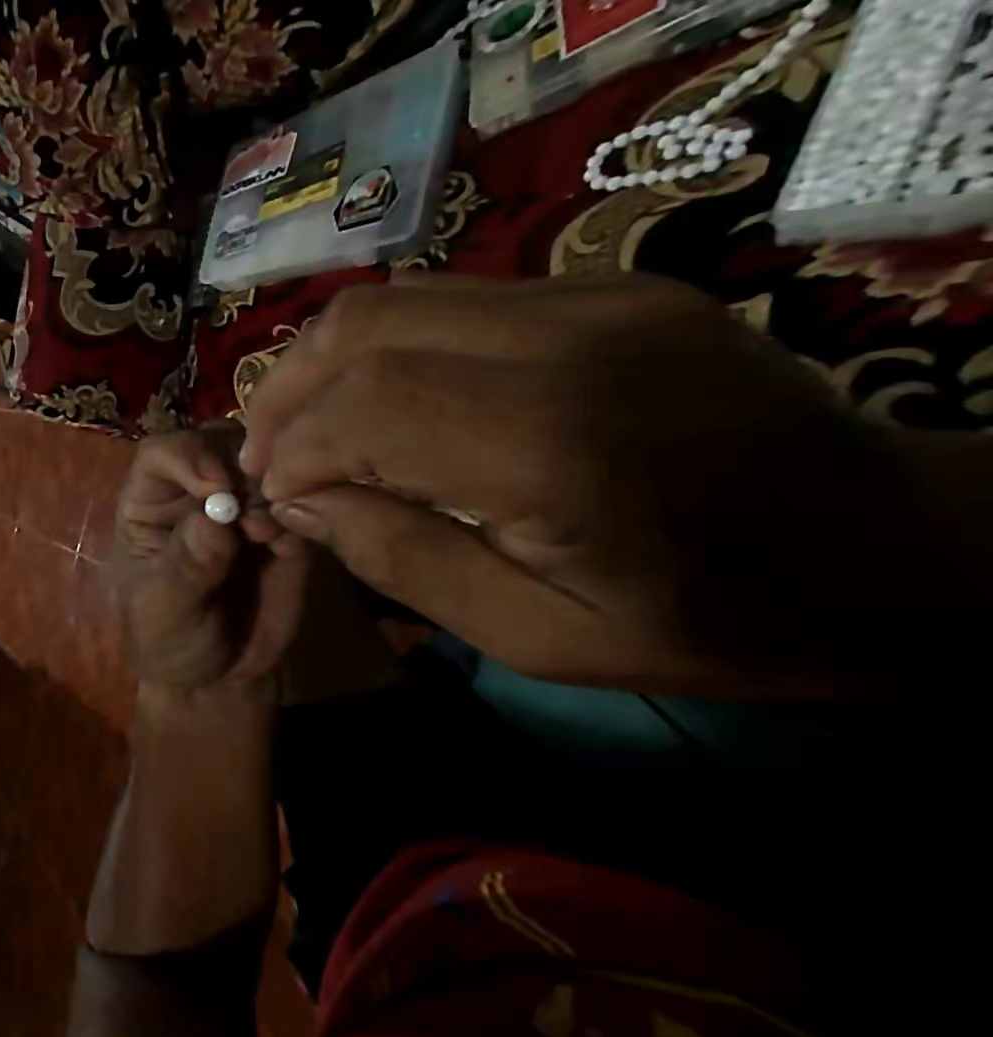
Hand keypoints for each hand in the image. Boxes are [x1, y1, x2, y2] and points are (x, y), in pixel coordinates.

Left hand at [112, 426, 307, 694]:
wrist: (217, 680)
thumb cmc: (168, 639)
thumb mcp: (164, 610)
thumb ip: (187, 565)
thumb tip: (214, 517)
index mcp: (150, 502)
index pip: (162, 453)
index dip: (189, 455)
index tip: (216, 484)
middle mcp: (196, 491)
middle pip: (220, 444)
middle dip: (241, 464)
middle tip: (254, 506)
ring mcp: (243, 506)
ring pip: (266, 464)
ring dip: (274, 486)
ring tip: (267, 533)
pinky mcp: (285, 527)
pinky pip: (300, 501)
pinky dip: (301, 511)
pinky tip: (287, 545)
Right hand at [243, 273, 954, 696]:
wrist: (886, 546)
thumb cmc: (706, 622)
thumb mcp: (535, 636)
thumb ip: (402, 561)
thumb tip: (300, 501)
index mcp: (557, 442)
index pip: (365, 406)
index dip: (292, 449)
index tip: (273, 499)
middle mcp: (571, 339)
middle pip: (361, 330)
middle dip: (284, 396)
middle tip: (263, 458)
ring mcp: (592, 296)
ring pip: (390, 299)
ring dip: (318, 364)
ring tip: (298, 428)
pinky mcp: (598, 288)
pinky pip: (440, 300)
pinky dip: (373, 349)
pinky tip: (365, 401)